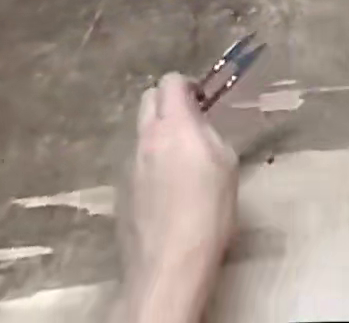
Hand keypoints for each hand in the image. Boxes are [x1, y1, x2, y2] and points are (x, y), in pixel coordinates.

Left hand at [114, 73, 237, 322]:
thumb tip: (199, 126)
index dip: (187, 85)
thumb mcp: (226, 164)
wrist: (169, 266)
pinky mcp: (122, 189)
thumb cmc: (208, 211)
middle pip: (149, 98)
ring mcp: (130, 163)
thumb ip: (210, 134)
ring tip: (179, 160)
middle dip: (168, 102)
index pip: (171, 81)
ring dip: (158, 132)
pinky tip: (166, 190)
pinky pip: (136, 160)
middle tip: (189, 122)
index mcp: (174, 124)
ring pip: (141, 130)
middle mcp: (147, 136)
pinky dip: (150, 161)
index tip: (202, 101)